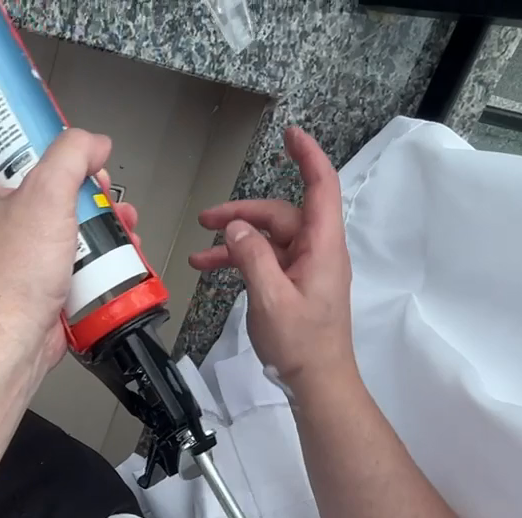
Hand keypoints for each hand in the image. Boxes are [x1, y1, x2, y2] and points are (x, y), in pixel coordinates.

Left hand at [0, 129, 112, 374]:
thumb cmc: (12, 279)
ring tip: (112, 210)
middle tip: (85, 172)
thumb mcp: (45, 196)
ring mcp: (5, 252)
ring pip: (48, 214)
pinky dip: (90, 244)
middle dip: (62, 171)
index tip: (17, 116)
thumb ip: (71, 156)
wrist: (16, 343)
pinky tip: (118, 242)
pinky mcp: (30, 277)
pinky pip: (61, 249)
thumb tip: (92, 144)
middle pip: (19, 176)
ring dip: (87, 208)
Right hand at [189, 127, 354, 387]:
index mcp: (321, 246)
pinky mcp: (295, 287)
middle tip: (205, 220)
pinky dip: (242, 262)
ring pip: (268, 241)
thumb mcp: (270, 298)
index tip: (290, 134)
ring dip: (235, 243)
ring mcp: (306, 270)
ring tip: (200, 254)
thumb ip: (252, 257)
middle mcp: (316, 251)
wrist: (317, 380)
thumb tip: (235, 228)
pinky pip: (267, 263)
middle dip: (242, 215)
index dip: (307, 156)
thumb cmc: (300, 342)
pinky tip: (216, 269)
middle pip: (280, 216)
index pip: (320, 186)